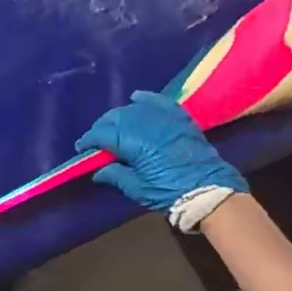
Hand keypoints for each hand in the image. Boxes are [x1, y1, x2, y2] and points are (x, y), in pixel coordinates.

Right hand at [77, 91, 247, 229]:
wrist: (209, 192)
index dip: (89, 140)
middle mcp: (147, 125)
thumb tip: (97, 170)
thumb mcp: (136, 188)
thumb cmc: (168, 192)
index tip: (82, 148)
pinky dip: (147, 98)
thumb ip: (114, 175)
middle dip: (102, 127)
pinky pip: (160, 102)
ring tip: (115, 126)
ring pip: (135, 108)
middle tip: (97, 140)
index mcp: (134, 143)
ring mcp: (166, 119)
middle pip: (116, 117)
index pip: (103, 134)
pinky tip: (136, 98)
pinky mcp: (181, 119)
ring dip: (120, 116)